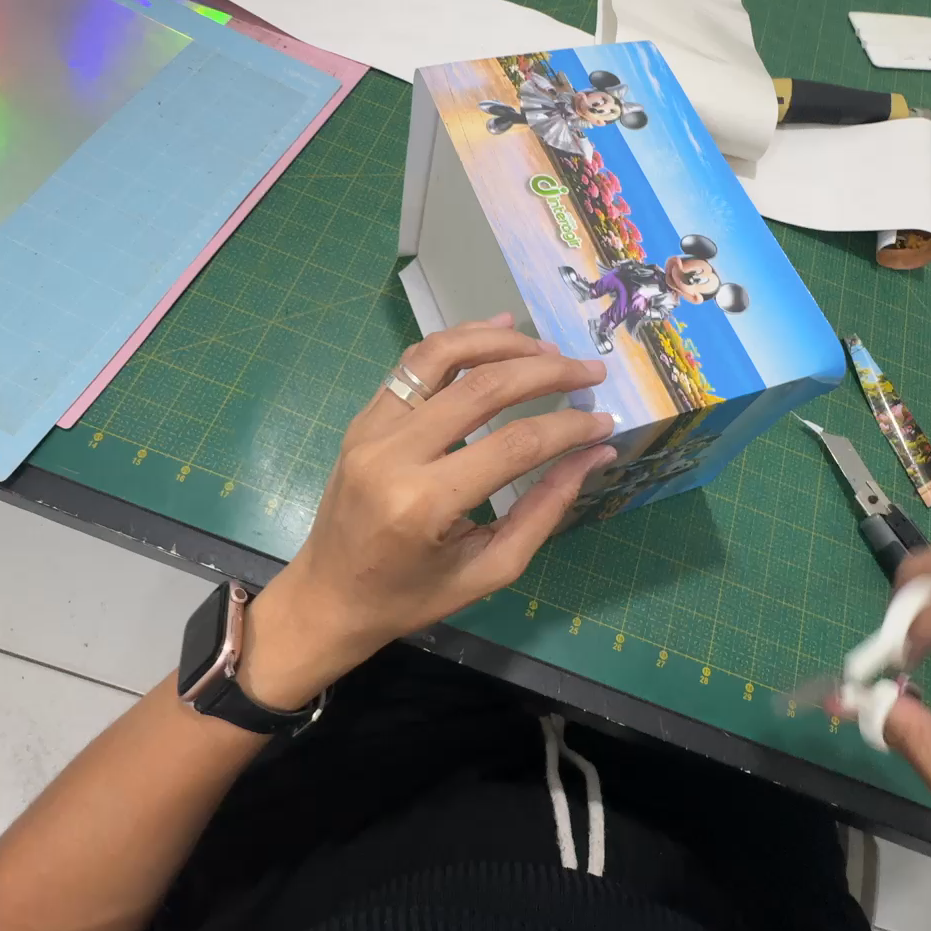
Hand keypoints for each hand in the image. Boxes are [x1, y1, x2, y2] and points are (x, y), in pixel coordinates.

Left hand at [239, 314, 615, 708]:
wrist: (328, 597)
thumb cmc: (410, 597)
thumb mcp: (486, 571)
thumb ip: (543, 510)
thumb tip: (595, 455)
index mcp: (423, 504)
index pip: (513, 445)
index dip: (567, 429)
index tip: (603, 421)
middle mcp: (392, 454)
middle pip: (482, 388)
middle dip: (546, 372)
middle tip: (590, 371)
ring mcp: (370, 430)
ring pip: (440, 357)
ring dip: (500, 344)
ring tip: (547, 348)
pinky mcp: (363, 419)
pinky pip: (413, 365)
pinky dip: (457, 343)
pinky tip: (495, 333)